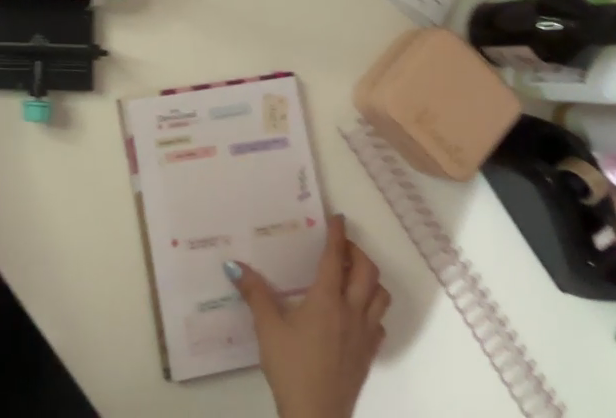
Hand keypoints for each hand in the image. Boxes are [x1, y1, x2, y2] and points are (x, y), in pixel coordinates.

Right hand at [227, 215, 389, 417]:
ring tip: (352, 276)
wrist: (316, 414)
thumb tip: (234, 265)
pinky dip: (372, 308)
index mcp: (326, 300)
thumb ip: (255, 294)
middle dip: (357, 253)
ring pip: (381, 296)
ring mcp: (365, 333)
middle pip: (368, 272)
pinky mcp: (369, 353)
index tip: (338, 218)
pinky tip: (355, 313)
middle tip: (341, 247)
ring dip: (370, 279)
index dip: (337, 235)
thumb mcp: (267, 329)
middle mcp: (352, 311)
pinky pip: (380, 321)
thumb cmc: (291, 367)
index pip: (336, 258)